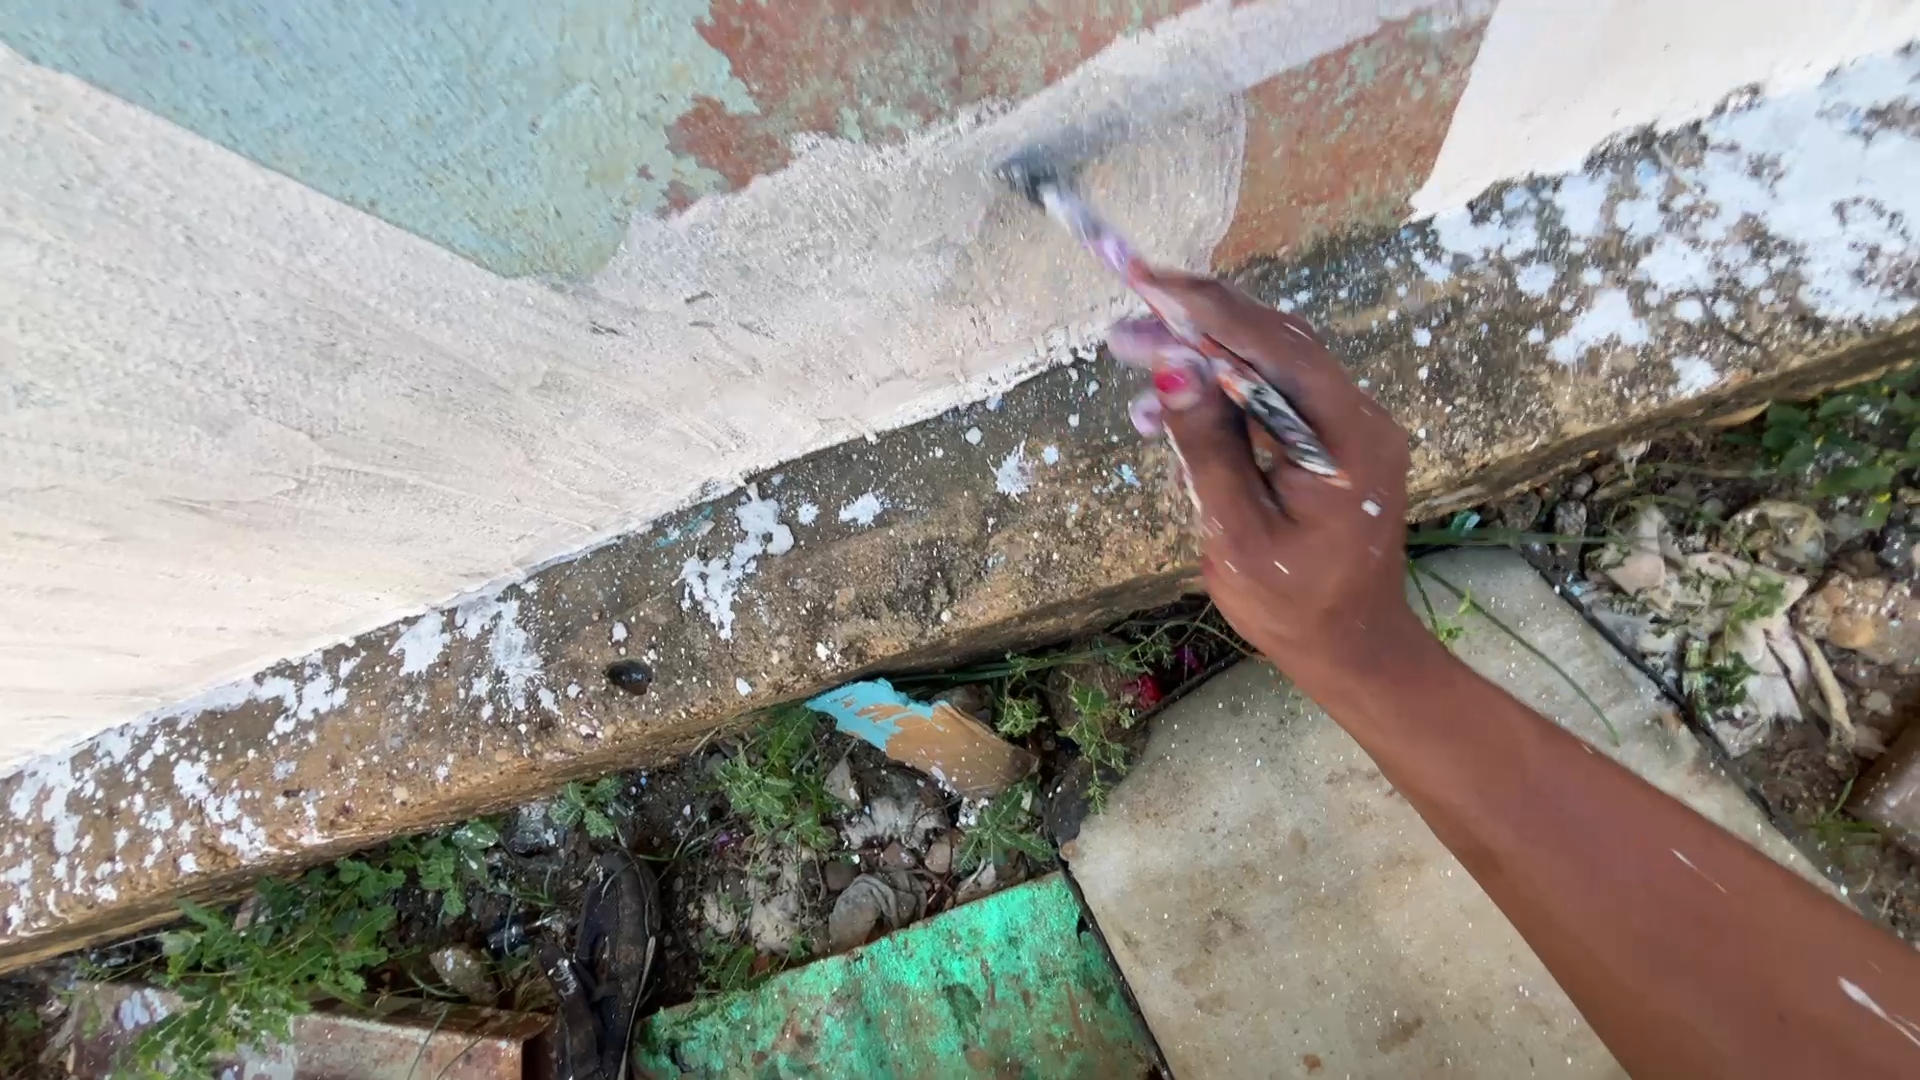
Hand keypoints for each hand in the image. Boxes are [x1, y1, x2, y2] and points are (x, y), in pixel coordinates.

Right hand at [1108, 269, 1421, 693]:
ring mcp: (1343, 427)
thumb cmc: (1293, 606)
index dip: (1204, 308)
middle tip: (1122, 333)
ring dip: (1198, 363)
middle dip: (1192, 330)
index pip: (1270, 346)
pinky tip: (1169, 415)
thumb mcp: (1236, 533)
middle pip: (1268, 345)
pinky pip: (1267, 400)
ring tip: (1133, 376)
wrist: (1350, 647)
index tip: (1145, 281)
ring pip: (1264, 367)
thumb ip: (1206, 446)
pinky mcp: (1325, 442)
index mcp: (1346, 436)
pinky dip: (1217, 398)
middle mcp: (1354, 416)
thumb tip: (1172, 366)